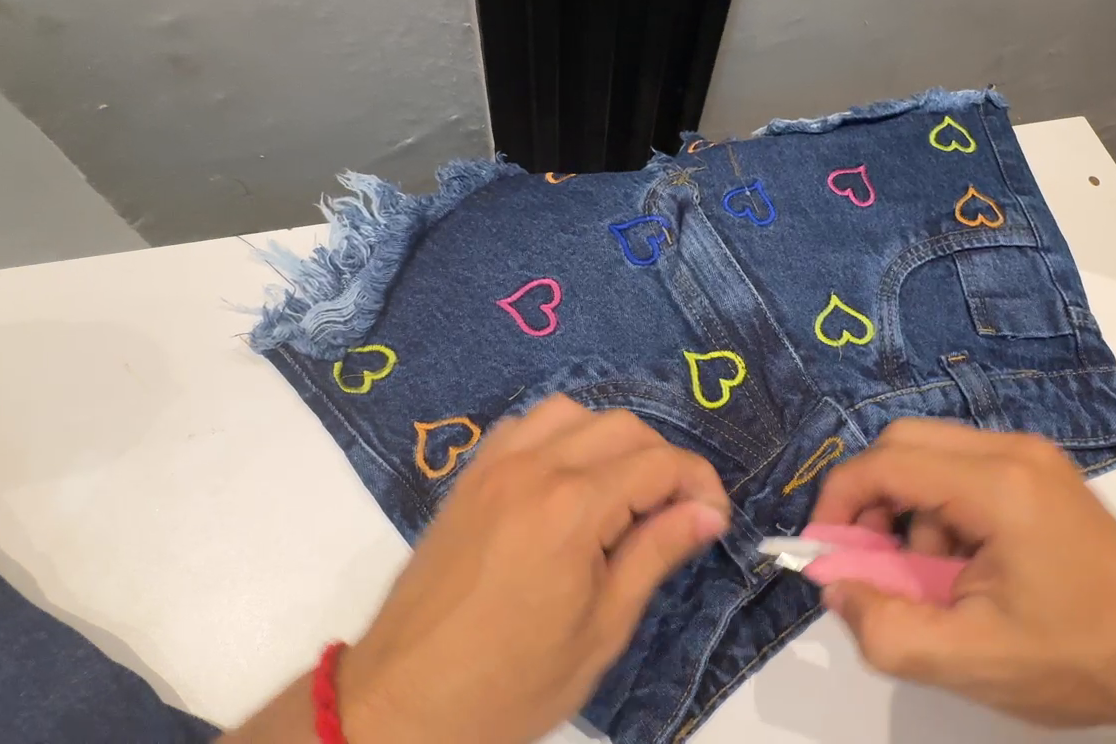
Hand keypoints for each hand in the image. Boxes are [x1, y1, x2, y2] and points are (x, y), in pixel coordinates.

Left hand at [225, 396, 729, 743]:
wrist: (401, 704)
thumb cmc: (511, 683)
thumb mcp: (602, 628)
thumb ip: (656, 554)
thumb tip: (708, 511)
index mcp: (573, 508)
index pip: (660, 463)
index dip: (700, 484)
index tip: (713, 519)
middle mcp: (535, 467)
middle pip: (624, 426)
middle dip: (662, 460)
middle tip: (671, 514)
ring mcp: (495, 464)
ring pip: (574, 412)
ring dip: (610, 441)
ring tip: (618, 493)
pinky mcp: (469, 475)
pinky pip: (525, 425)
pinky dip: (559, 437)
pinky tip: (564, 480)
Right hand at [810, 420, 1115, 742]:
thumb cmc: (1074, 661)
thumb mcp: (968, 660)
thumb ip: (885, 629)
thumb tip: (836, 587)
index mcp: (997, 485)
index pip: (887, 463)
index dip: (841, 502)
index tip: (827, 551)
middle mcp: (1012, 449)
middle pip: (905, 443)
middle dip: (872, 498)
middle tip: (871, 557)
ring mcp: (1032, 455)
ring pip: (932, 453)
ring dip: (910, 509)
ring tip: (933, 577)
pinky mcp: (1041, 471)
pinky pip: (963, 467)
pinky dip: (941, 508)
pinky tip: (965, 564)